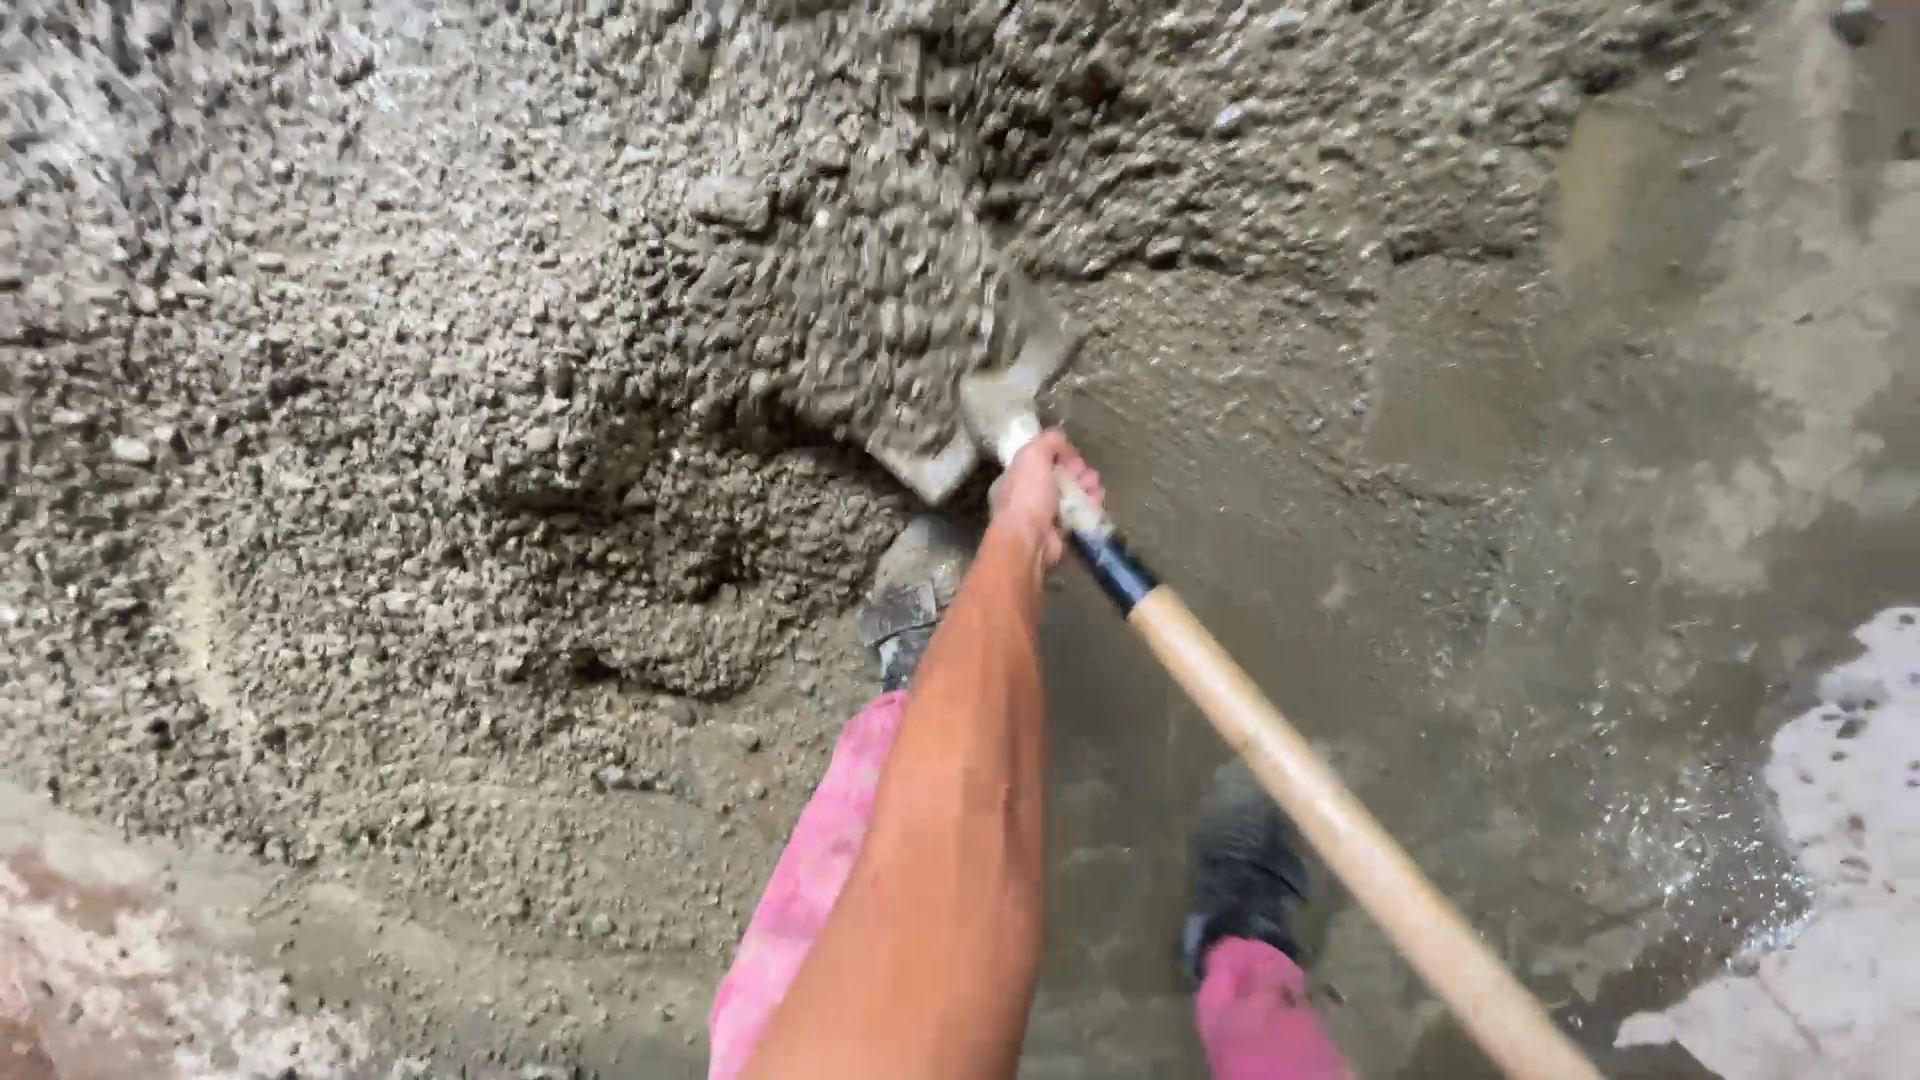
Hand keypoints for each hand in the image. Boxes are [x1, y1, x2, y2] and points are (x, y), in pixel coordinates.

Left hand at [991, 430, 1104, 568]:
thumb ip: (1049, 441)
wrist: (1028, 537)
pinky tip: (1097, 502)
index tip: (1073, 457)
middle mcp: (1035, 492)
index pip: (1048, 458)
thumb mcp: (1034, 455)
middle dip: (1080, 471)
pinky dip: (1092, 507)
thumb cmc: (1028, 493)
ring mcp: (1049, 513)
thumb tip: (1063, 441)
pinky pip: (1082, 514)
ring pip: (1077, 494)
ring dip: (1090, 487)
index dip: (1064, 454)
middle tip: (1086, 475)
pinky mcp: (1064, 531)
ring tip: (1094, 488)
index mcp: (1024, 473)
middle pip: (1065, 475)